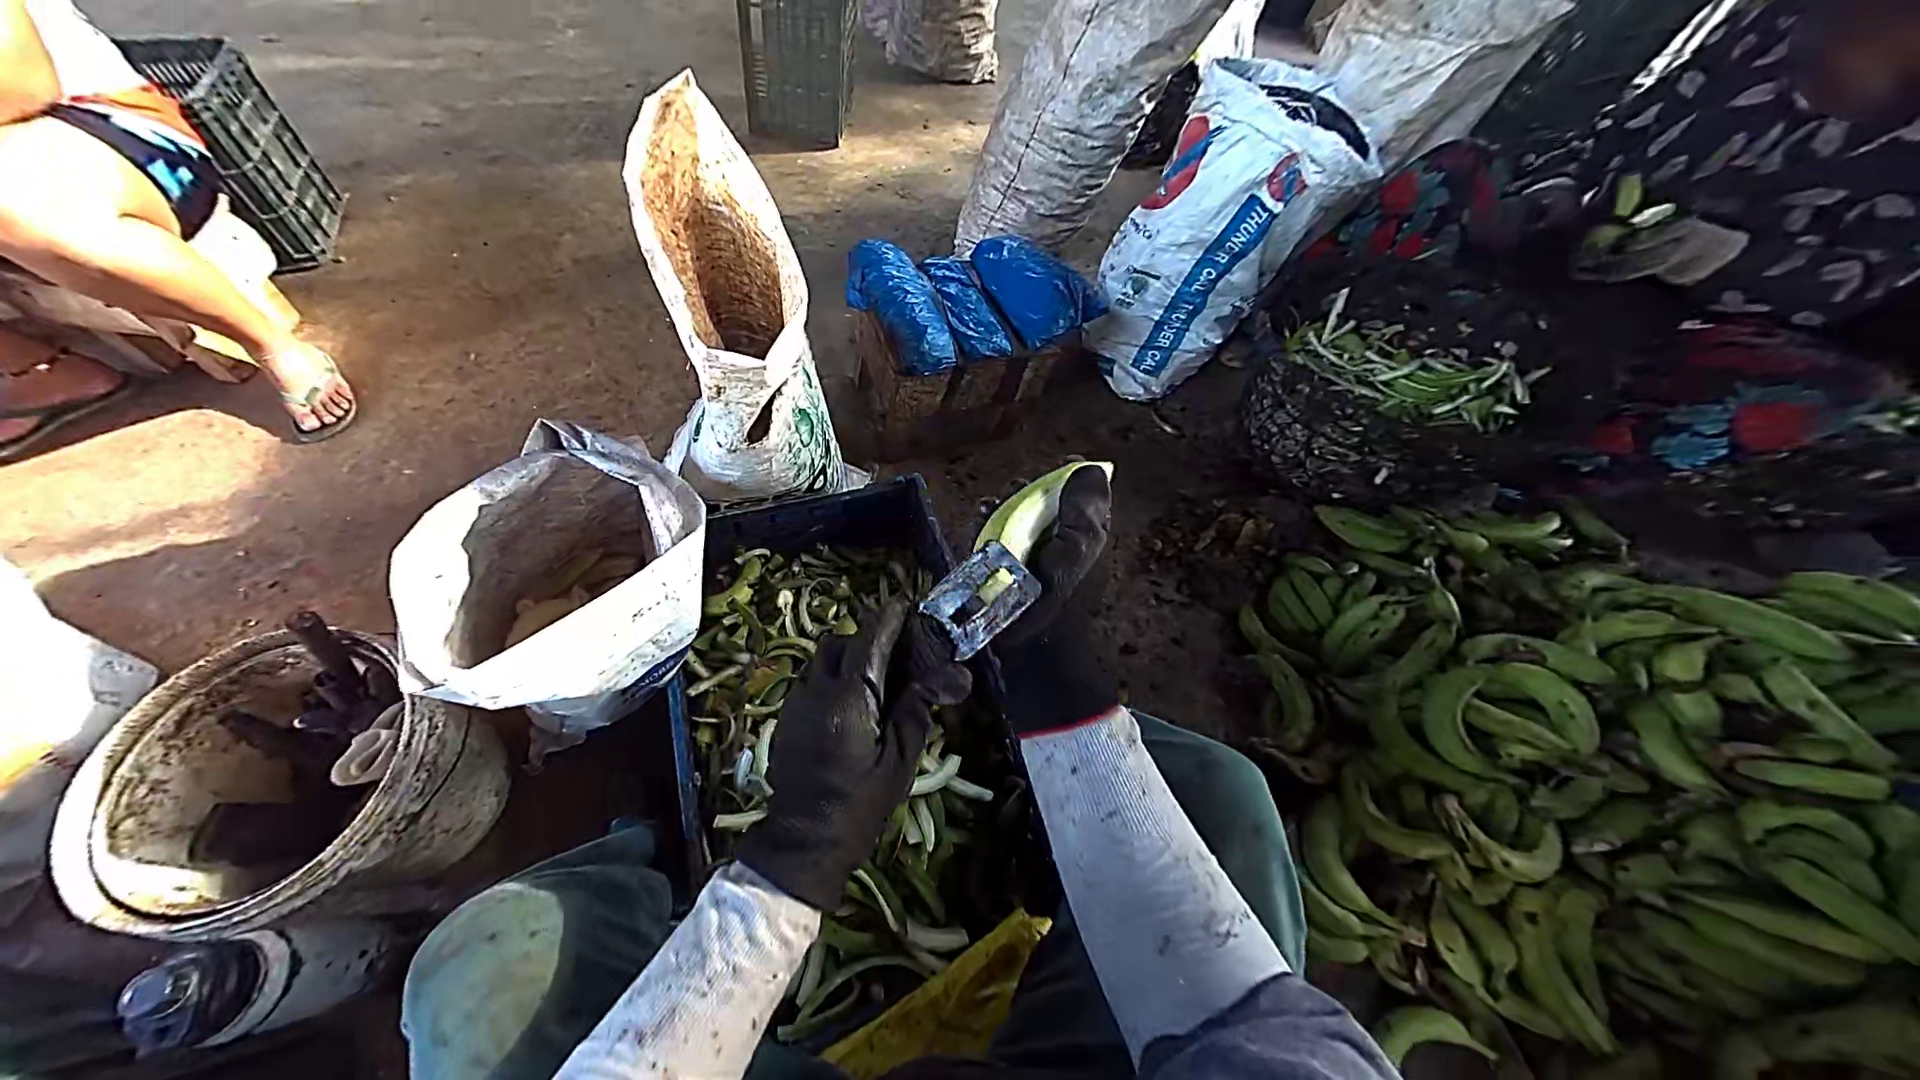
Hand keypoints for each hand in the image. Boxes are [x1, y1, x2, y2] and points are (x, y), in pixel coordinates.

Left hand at [736, 601, 971, 909]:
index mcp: (849, 701)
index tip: (906, 606)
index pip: (869, 641)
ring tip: (874, 680)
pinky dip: (832, 678)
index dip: (889, 619)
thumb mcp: (900, 761)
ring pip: (821, 660)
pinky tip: (852, 705)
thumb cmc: (860, 805)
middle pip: (839, 642)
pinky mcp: (787, 718)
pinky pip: (811, 680)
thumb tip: (952, 675)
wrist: (805, 842)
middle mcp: (817, 692)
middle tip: (895, 655)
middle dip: (867, 639)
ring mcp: (796, 704)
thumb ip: (917, 709)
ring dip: (846, 658)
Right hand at [994, 465, 1118, 736]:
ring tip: (994, 502)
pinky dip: (986, 525)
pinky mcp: (1004, 571)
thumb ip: (1086, 507)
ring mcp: (1030, 559)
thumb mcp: (1082, 548)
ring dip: (1005, 505)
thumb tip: (1091, 466)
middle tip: (1017, 489)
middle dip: (1029, 490)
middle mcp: (1059, 546)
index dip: (1067, 477)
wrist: (1033, 651)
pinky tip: (980, 518)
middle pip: (1044, 504)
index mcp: (1086, 539)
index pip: (1078, 496)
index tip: (1054, 468)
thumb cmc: (1063, 599)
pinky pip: (994, 538)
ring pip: (1016, 518)